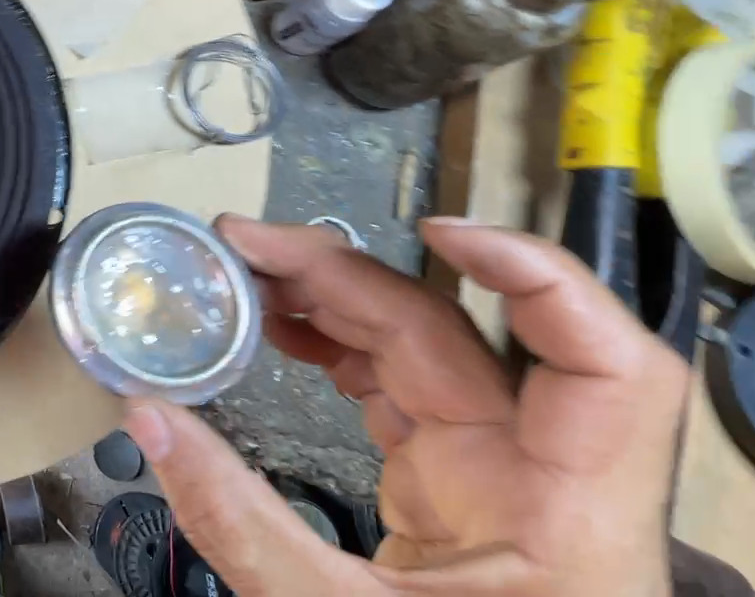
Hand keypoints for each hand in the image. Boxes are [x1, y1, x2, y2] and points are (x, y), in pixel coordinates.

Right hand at [123, 216, 690, 596]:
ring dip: (326, 296)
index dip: (536, 281)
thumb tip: (148, 416)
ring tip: (240, 271)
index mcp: (563, 516)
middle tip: (242, 244)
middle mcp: (537, 474)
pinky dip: (328, 340)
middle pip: (449, 332)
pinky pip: (388, 381)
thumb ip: (238, 522)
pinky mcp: (448, 480)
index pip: (606, 370)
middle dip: (341, 273)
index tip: (436, 231)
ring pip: (413, 344)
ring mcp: (490, 473)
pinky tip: (273, 322)